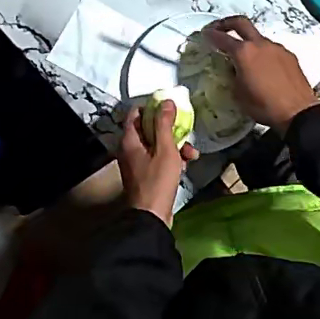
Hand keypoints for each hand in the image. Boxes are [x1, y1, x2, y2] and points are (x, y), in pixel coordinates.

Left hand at [118, 101, 197, 224]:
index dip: (153, 107)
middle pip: (149, 129)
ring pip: (156, 145)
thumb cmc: (157, 181)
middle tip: (185, 132)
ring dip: (175, 146)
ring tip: (190, 154)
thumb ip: (165, 124)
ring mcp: (136, 163)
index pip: (136, 113)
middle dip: (169, 130)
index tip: (171, 108)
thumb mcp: (165, 150)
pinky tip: (185, 165)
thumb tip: (166, 102)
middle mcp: (129, 149)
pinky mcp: (145, 174)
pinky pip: (158, 158)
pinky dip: (171, 159)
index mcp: (129, 140)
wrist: (151, 217)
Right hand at [202, 16, 317, 132]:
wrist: (297, 111)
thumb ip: (232, 76)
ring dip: (248, 41)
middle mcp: (260, 45)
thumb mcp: (238, 94)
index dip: (211, 35)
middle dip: (227, 23)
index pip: (222, 38)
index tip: (205, 34)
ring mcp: (277, 48)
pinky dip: (263, 52)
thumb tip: (232, 70)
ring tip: (244, 55)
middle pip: (241, 23)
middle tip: (219, 28)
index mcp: (244, 53)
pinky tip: (263, 66)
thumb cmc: (263, 105)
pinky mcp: (289, 56)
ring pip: (258, 37)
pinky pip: (271, 49)